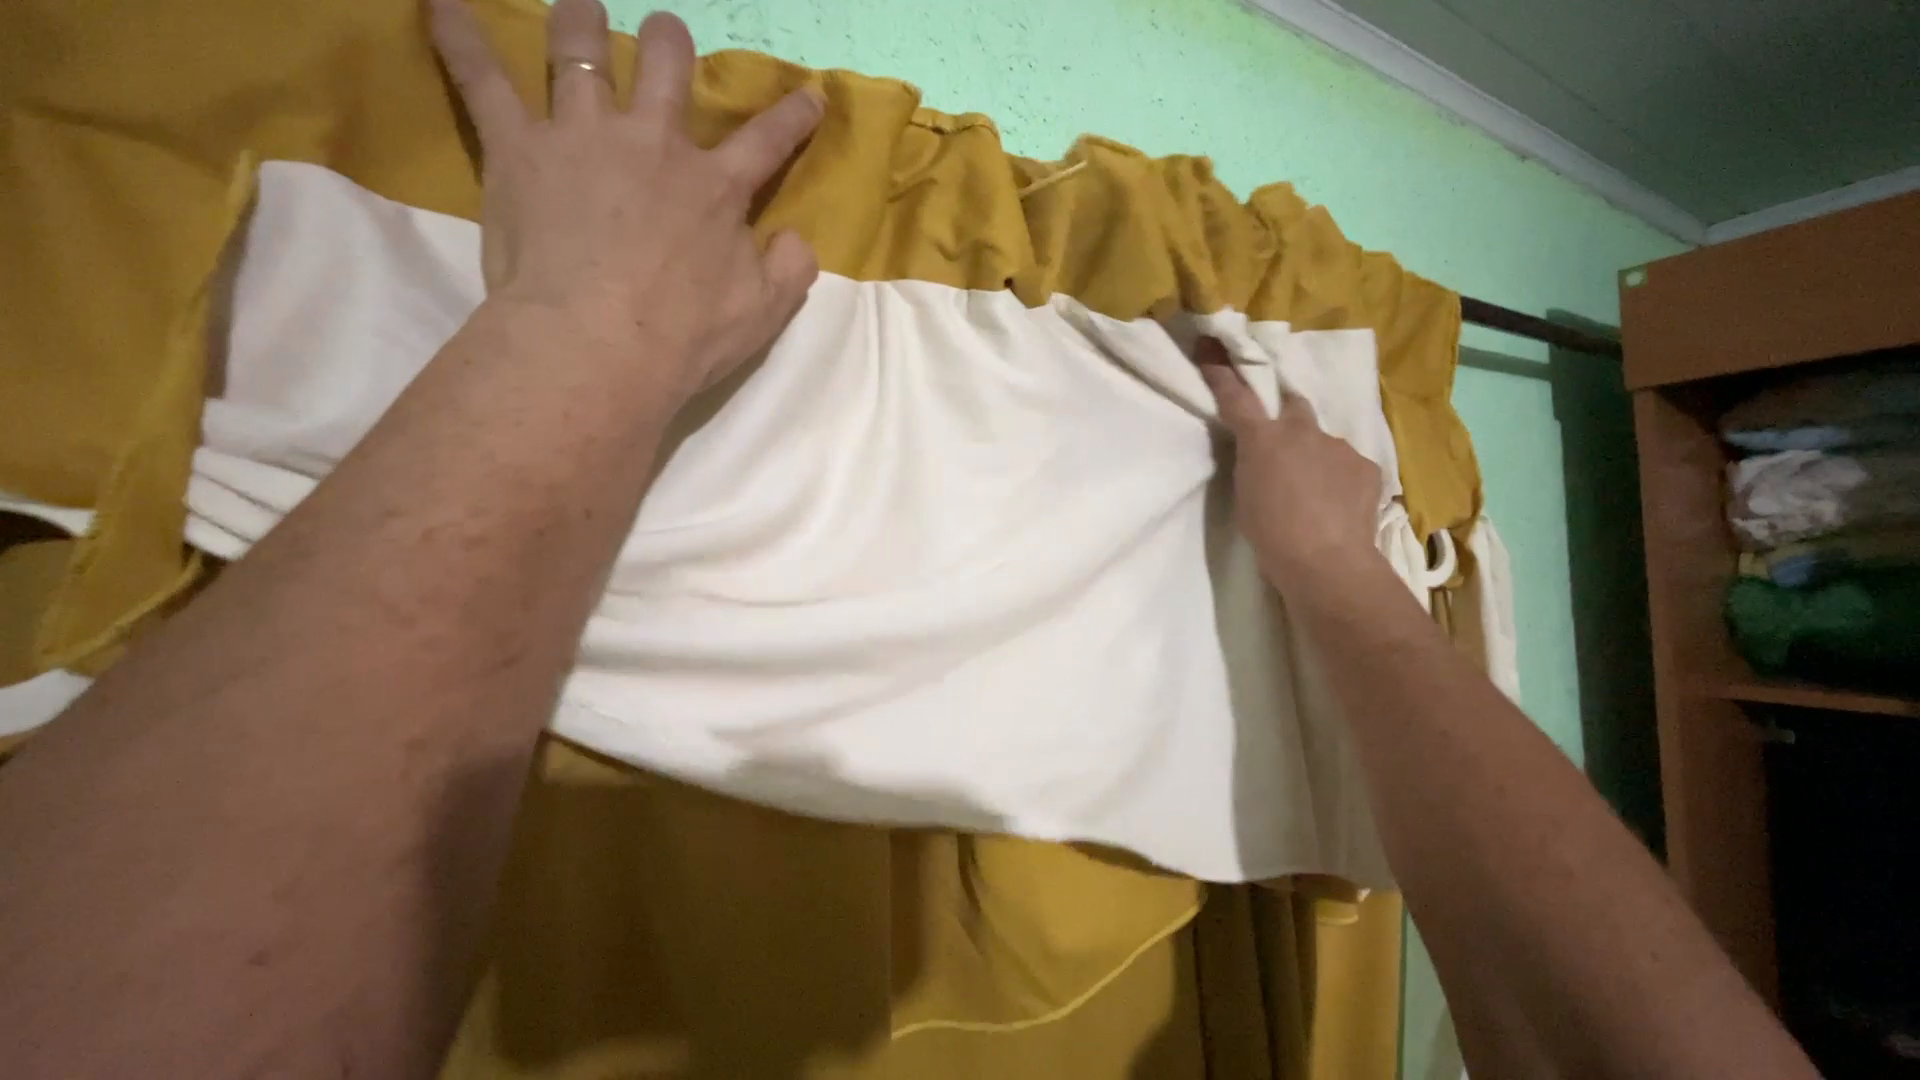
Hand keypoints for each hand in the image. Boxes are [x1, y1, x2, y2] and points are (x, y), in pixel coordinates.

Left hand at [429, 0, 823, 403]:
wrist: (597, 346)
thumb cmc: (684, 338)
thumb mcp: (764, 314)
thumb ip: (791, 268)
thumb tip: (797, 237)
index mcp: (716, 187)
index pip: (766, 140)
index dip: (793, 116)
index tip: (810, 96)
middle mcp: (654, 142)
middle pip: (667, 63)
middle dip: (671, 44)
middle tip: (667, 42)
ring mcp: (584, 135)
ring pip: (579, 47)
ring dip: (582, 21)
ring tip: (580, 10)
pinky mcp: (520, 147)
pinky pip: (482, 77)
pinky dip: (459, 35)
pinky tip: (441, 2)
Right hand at [1198, 342, 1385, 592]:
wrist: (1326, 561)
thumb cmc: (1271, 533)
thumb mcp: (1245, 495)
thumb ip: (1252, 465)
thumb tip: (1266, 456)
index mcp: (1264, 439)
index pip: (1238, 398)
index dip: (1223, 374)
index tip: (1210, 349)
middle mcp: (1304, 431)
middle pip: (1294, 405)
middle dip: (1287, 415)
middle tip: (1282, 445)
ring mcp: (1340, 447)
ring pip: (1324, 442)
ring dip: (1316, 457)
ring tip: (1314, 493)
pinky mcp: (1367, 467)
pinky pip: (1349, 465)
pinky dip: (1340, 478)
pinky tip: (1337, 505)